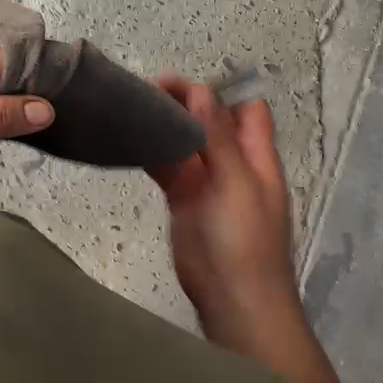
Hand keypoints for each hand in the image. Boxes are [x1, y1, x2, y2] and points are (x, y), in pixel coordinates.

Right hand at [145, 74, 297, 332]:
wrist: (234, 299)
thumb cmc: (245, 241)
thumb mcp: (237, 184)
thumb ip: (219, 137)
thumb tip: (201, 90)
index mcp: (255, 157)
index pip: (247, 110)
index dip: (221, 90)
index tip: (183, 82)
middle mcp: (231, 163)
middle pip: (209, 120)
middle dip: (183, 101)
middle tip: (145, 89)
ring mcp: (205, 180)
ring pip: (183, 139)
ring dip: (163, 122)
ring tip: (130, 105)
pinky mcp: (181, 197)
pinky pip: (165, 164)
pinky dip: (149, 149)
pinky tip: (127, 137)